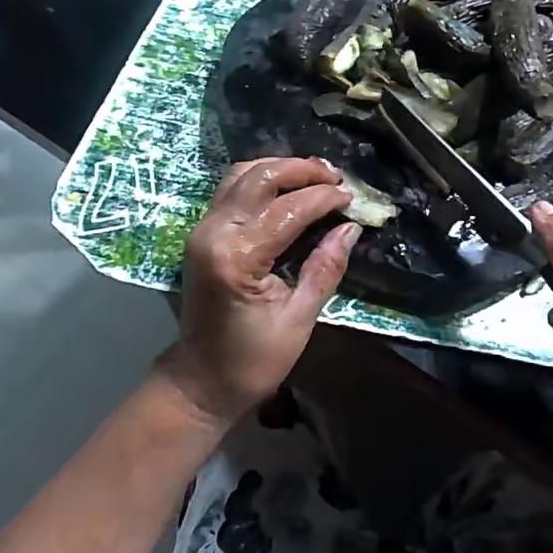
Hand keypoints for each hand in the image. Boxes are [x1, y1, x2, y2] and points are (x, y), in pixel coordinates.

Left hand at [156, 158, 358, 427]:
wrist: (200, 383)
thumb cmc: (253, 360)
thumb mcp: (300, 318)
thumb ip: (325, 268)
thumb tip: (350, 228)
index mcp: (237, 258)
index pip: (288, 209)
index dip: (325, 197)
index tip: (353, 197)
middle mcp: (214, 234)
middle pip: (260, 177)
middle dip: (303, 170)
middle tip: (337, 177)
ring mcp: (203, 231)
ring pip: (242, 175)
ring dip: (281, 169)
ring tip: (317, 177)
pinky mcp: (202, 234)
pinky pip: (233, 190)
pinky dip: (263, 180)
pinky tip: (289, 188)